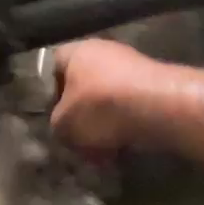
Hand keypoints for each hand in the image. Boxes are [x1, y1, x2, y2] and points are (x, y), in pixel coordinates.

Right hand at [51, 39, 167, 154]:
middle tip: (74, 141)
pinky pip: (125, 108)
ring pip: (103, 101)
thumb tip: (63, 125)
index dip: (48, 91)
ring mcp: (128, 67)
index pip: (53, 65)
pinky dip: (119, 127)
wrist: (155, 106)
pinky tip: (117, 151)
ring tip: (96, 154)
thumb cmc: (101, 106)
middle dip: (78, 115)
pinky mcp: (147, 85)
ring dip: (99, 127)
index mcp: (78, 51)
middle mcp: (103, 52)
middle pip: (81, 86)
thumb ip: (56, 123)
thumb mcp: (64, 123)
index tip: (50, 116)